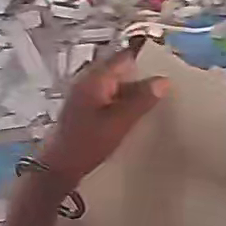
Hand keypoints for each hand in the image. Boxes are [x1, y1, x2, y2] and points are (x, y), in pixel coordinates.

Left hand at [39, 48, 167, 182]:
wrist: (59, 168)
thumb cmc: (88, 143)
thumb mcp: (119, 122)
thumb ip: (141, 100)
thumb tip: (163, 81)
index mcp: (95, 78)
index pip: (125, 57)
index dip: (146, 60)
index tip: (167, 68)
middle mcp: (87, 81)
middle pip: (119, 71)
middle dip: (141, 78)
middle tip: (165, 88)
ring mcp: (83, 95)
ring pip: (114, 86)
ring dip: (132, 93)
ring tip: (155, 101)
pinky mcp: (83, 110)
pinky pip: (108, 99)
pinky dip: (122, 104)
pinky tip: (134, 115)